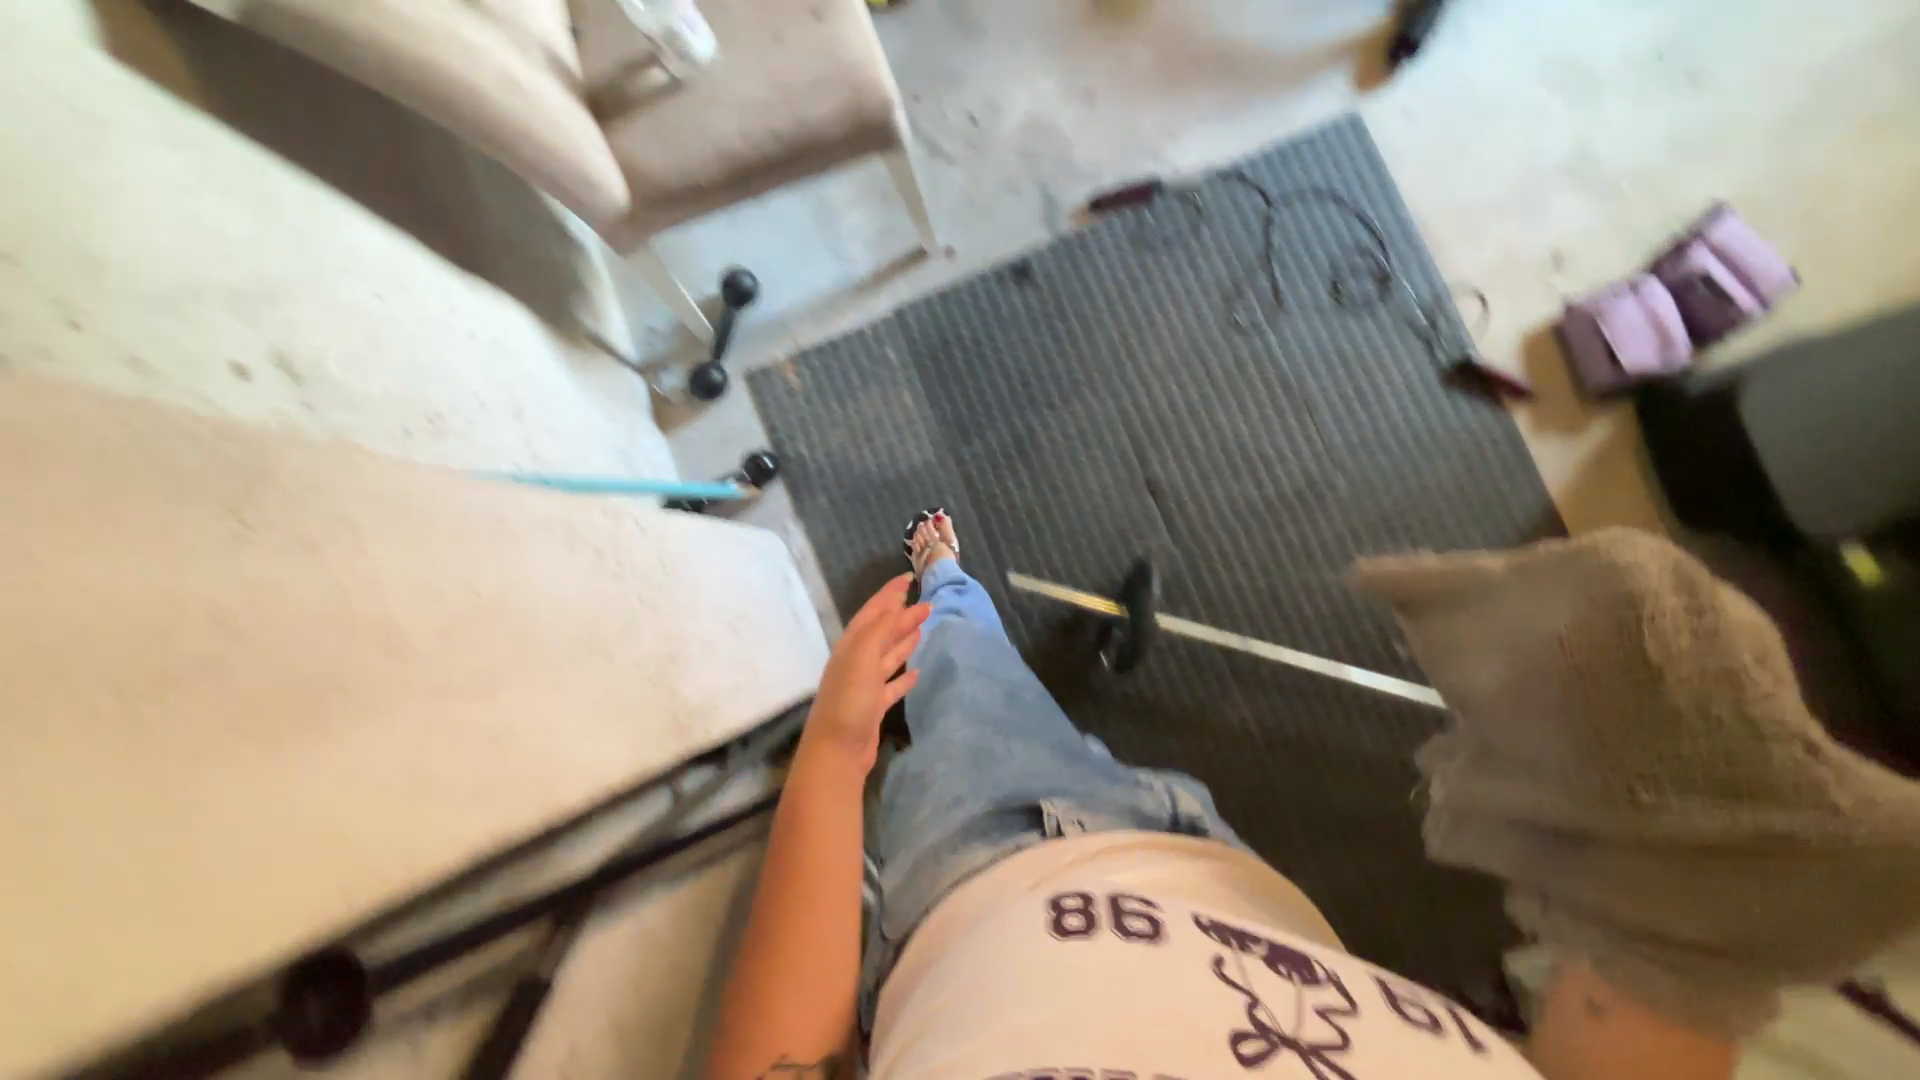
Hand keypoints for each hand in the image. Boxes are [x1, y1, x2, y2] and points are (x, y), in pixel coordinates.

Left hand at [804, 574, 929, 770]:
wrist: (837, 750)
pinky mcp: (873, 707)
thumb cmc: (849, 700)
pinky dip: (903, 676)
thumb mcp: (863, 657)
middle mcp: (856, 661)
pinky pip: (891, 685)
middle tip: (927, 605)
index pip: (872, 612)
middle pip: (882, 632)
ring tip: (922, 628)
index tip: (908, 578)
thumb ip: (880, 629)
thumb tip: (896, 604)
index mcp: (851, 646)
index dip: (889, 594)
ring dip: (903, 641)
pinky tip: (916, 672)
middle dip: (902, 616)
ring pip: (887, 656)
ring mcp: (864, 685)